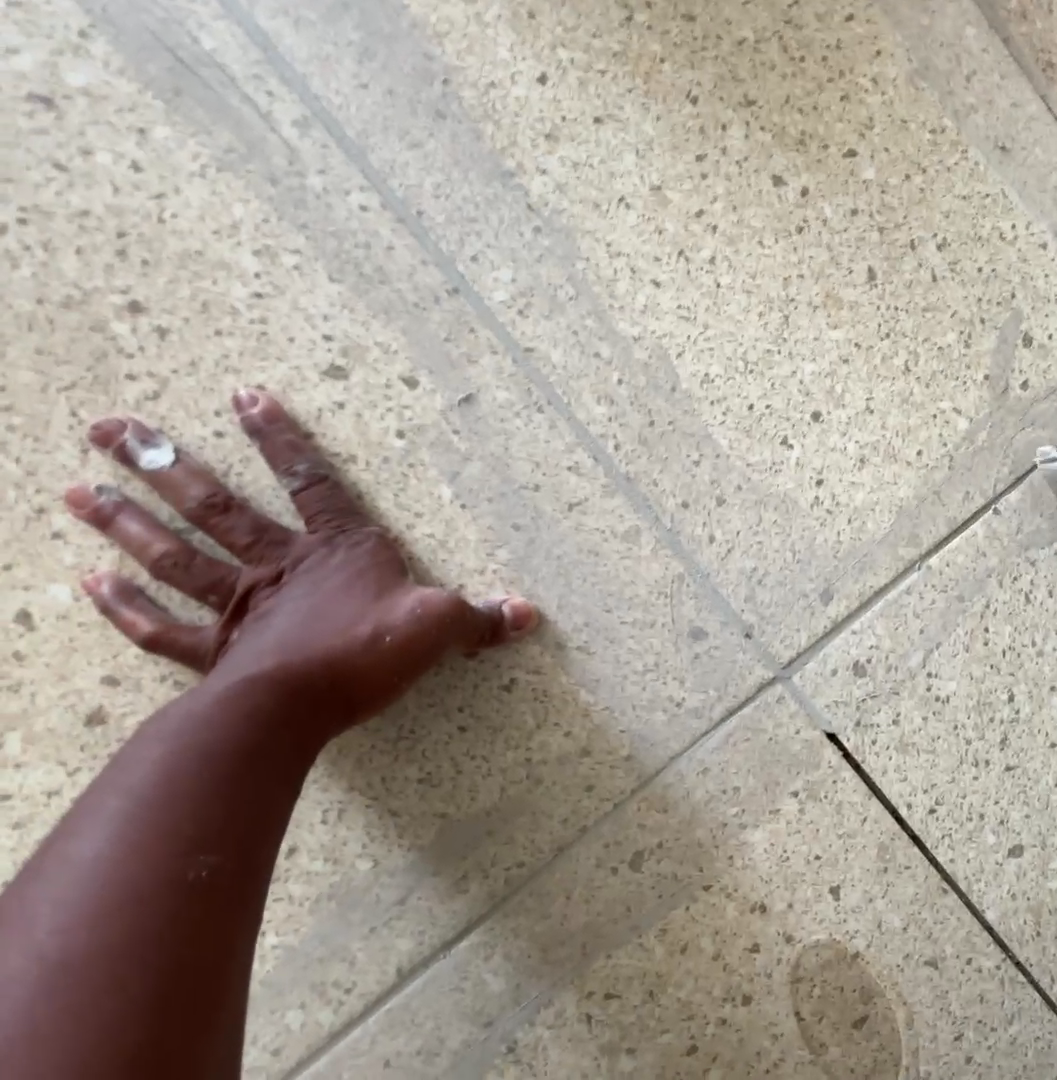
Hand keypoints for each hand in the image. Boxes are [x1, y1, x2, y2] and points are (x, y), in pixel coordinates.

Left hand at [64, 388, 537, 738]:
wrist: (292, 709)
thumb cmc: (367, 652)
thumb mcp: (442, 627)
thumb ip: (480, 617)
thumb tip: (528, 614)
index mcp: (337, 552)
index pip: (311, 483)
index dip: (282, 439)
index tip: (245, 395)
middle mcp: (280, 568)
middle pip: (217, 509)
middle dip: (165, 466)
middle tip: (109, 429)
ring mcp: (239, 608)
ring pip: (177, 556)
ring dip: (127, 522)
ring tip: (78, 487)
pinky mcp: (215, 651)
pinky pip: (161, 627)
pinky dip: (123, 607)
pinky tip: (86, 583)